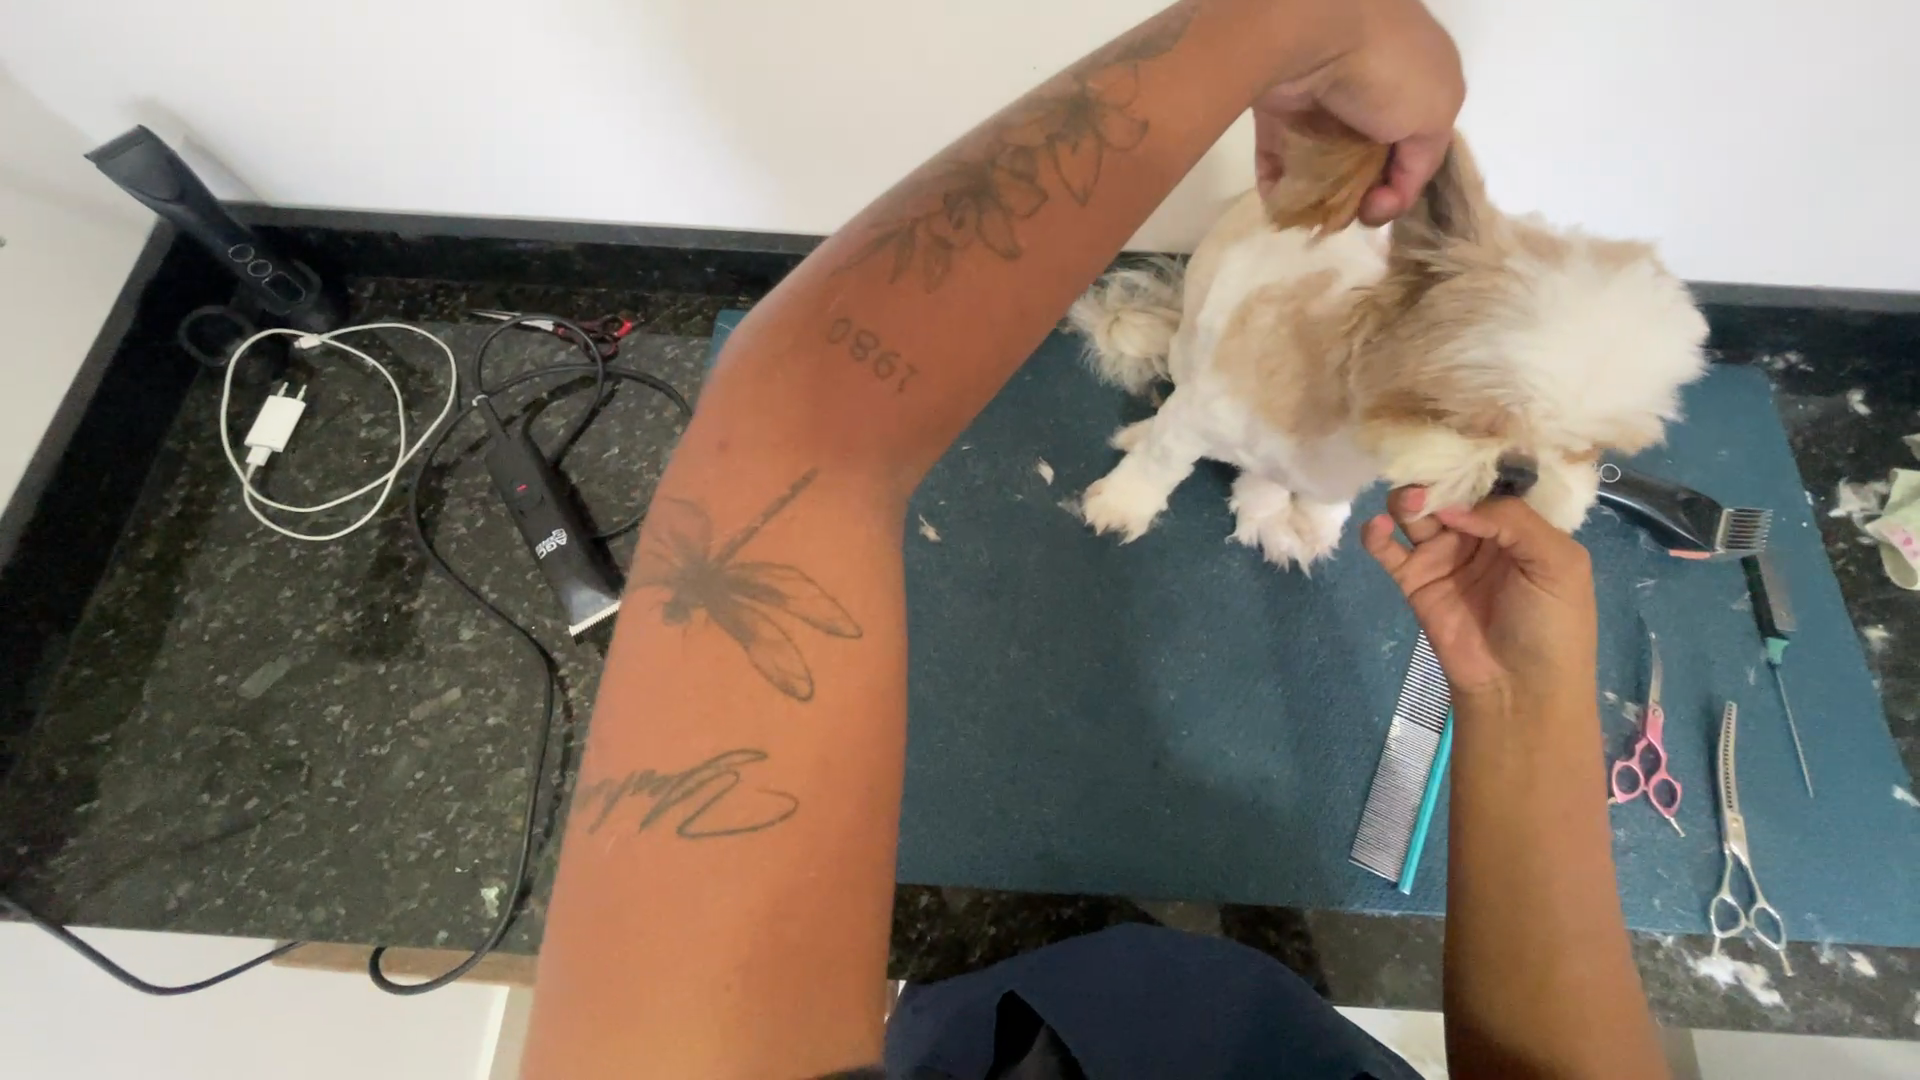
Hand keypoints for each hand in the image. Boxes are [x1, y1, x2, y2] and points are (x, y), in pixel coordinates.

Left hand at [1253, 0, 1463, 224]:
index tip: (1377, 208)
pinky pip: (1277, 160)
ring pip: (1320, 166)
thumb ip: (1422, 162)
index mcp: (1416, 85)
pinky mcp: (1277, 115)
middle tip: (1341, 215)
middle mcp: (1369, 94)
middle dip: (1354, 197)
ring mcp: (1321, 104)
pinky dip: (1279, 187)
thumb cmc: (1389, 70)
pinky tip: (1282, 205)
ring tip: (1310, 215)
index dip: (1397, 188)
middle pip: (1363, 164)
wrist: (1316, 30)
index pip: (1411, 150)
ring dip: (1316, 197)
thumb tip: (1389, 196)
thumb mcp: (1434, 116)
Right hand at [1362, 488, 1596, 703]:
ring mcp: (1441, 556)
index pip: (1488, 485)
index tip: (1453, 453)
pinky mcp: (1412, 579)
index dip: (1471, 469)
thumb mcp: (1557, 563)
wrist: (1518, 683)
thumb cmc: (1552, 622)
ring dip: (1405, 502)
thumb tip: (1448, 503)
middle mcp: (1476, 535)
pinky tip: (1376, 529)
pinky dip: (1375, 535)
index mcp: (1518, 527)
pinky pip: (1386, 550)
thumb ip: (1511, 521)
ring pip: (1414, 515)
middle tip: (1426, 486)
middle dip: (1433, 482)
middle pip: (1445, 494)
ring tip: (1408, 506)